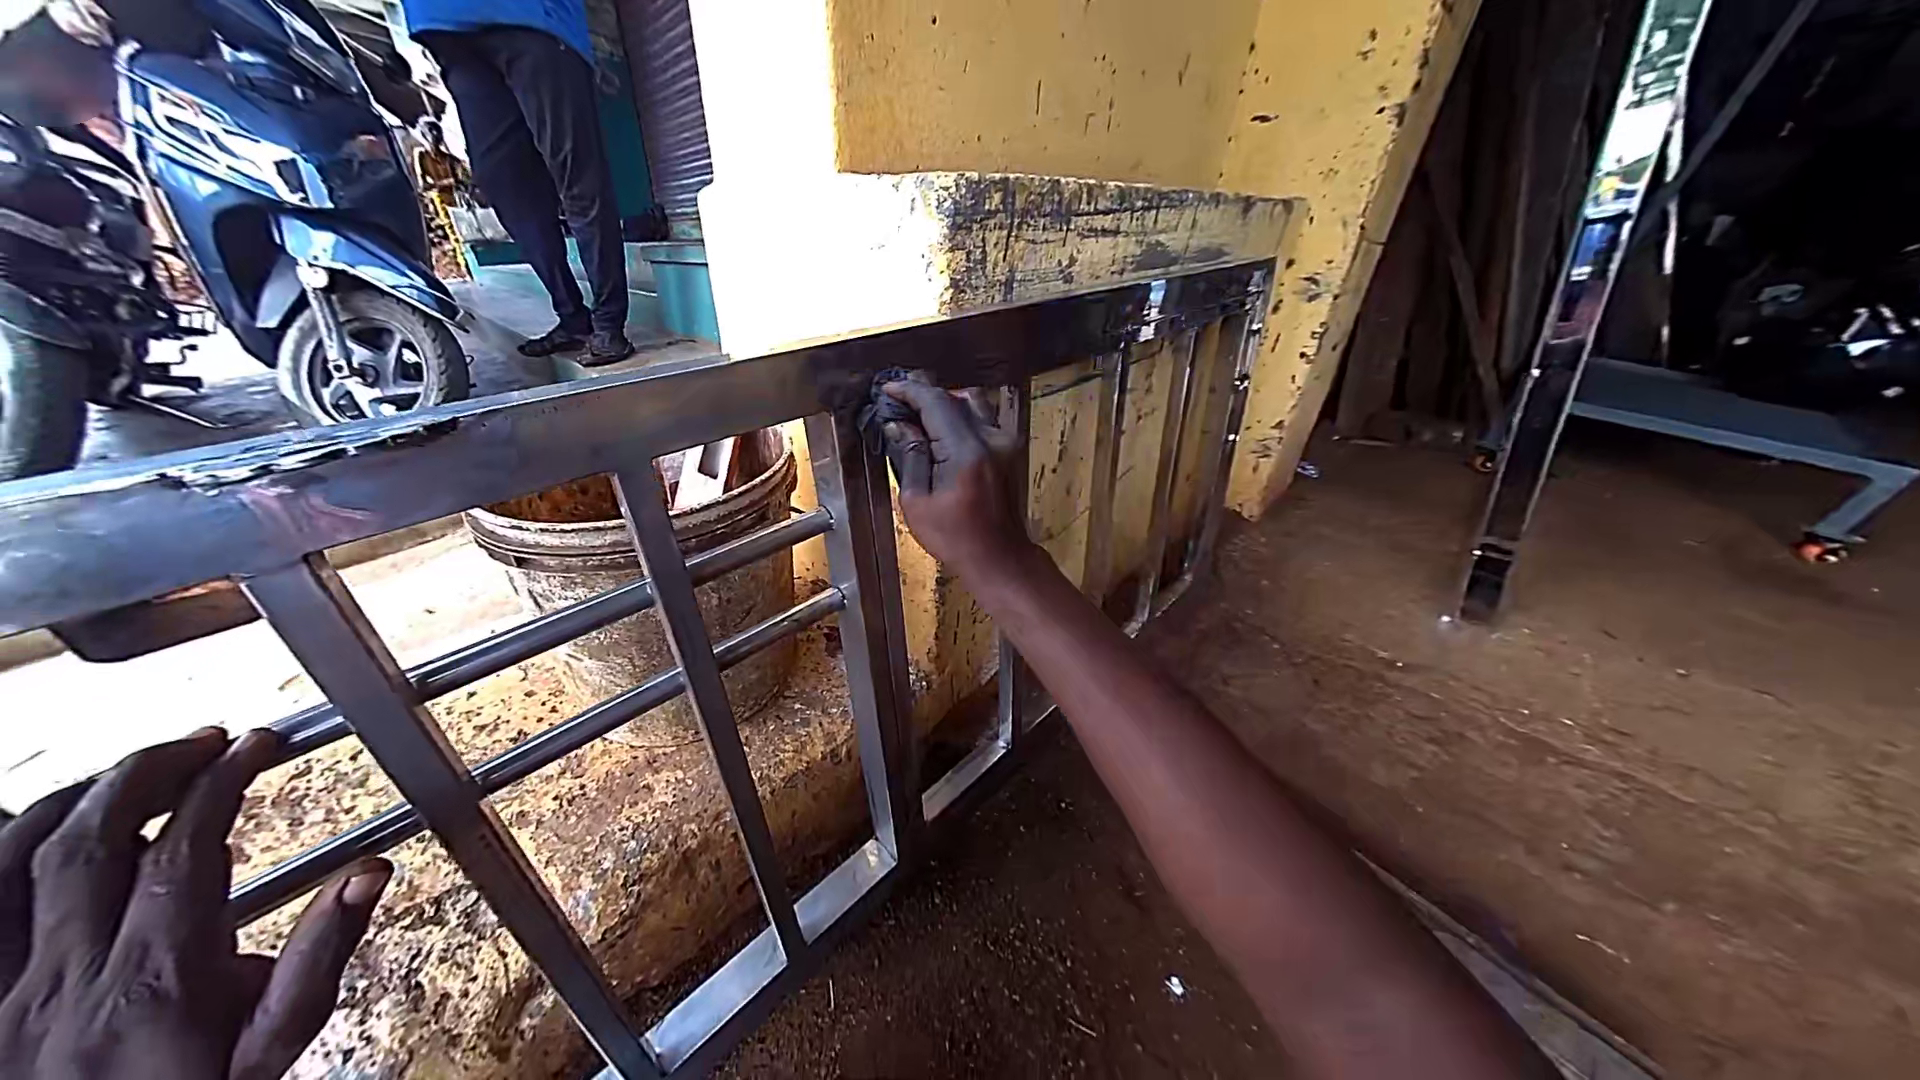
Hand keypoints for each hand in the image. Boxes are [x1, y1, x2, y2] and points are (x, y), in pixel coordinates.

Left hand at [0, 728, 391, 1079]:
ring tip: (137, 769)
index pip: (182, 850)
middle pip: (88, 843)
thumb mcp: (276, 1041)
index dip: (222, 782)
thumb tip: (371, 873)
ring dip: (80, 798)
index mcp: (155, 978)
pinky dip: (5, 848)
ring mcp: (0, 990)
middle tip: (201, 743)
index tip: (255, 746)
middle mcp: (65, 976)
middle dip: (150, 772)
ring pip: (9, 865)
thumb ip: (322, 955)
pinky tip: (46, 825)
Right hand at [878, 373, 1032, 578]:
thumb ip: (910, 455)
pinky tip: (942, 431)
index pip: (936, 402)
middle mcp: (991, 439)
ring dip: (945, 404)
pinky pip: (983, 418)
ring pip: (973, 403)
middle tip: (898, 405)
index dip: (909, 391)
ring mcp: (1005, 442)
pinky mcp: (1009, 450)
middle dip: (924, 396)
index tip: (888, 389)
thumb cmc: (956, 538)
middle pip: (955, 397)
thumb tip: (899, 424)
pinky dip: (960, 416)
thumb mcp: (917, 501)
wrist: (998, 556)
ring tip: (920, 417)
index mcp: (966, 452)